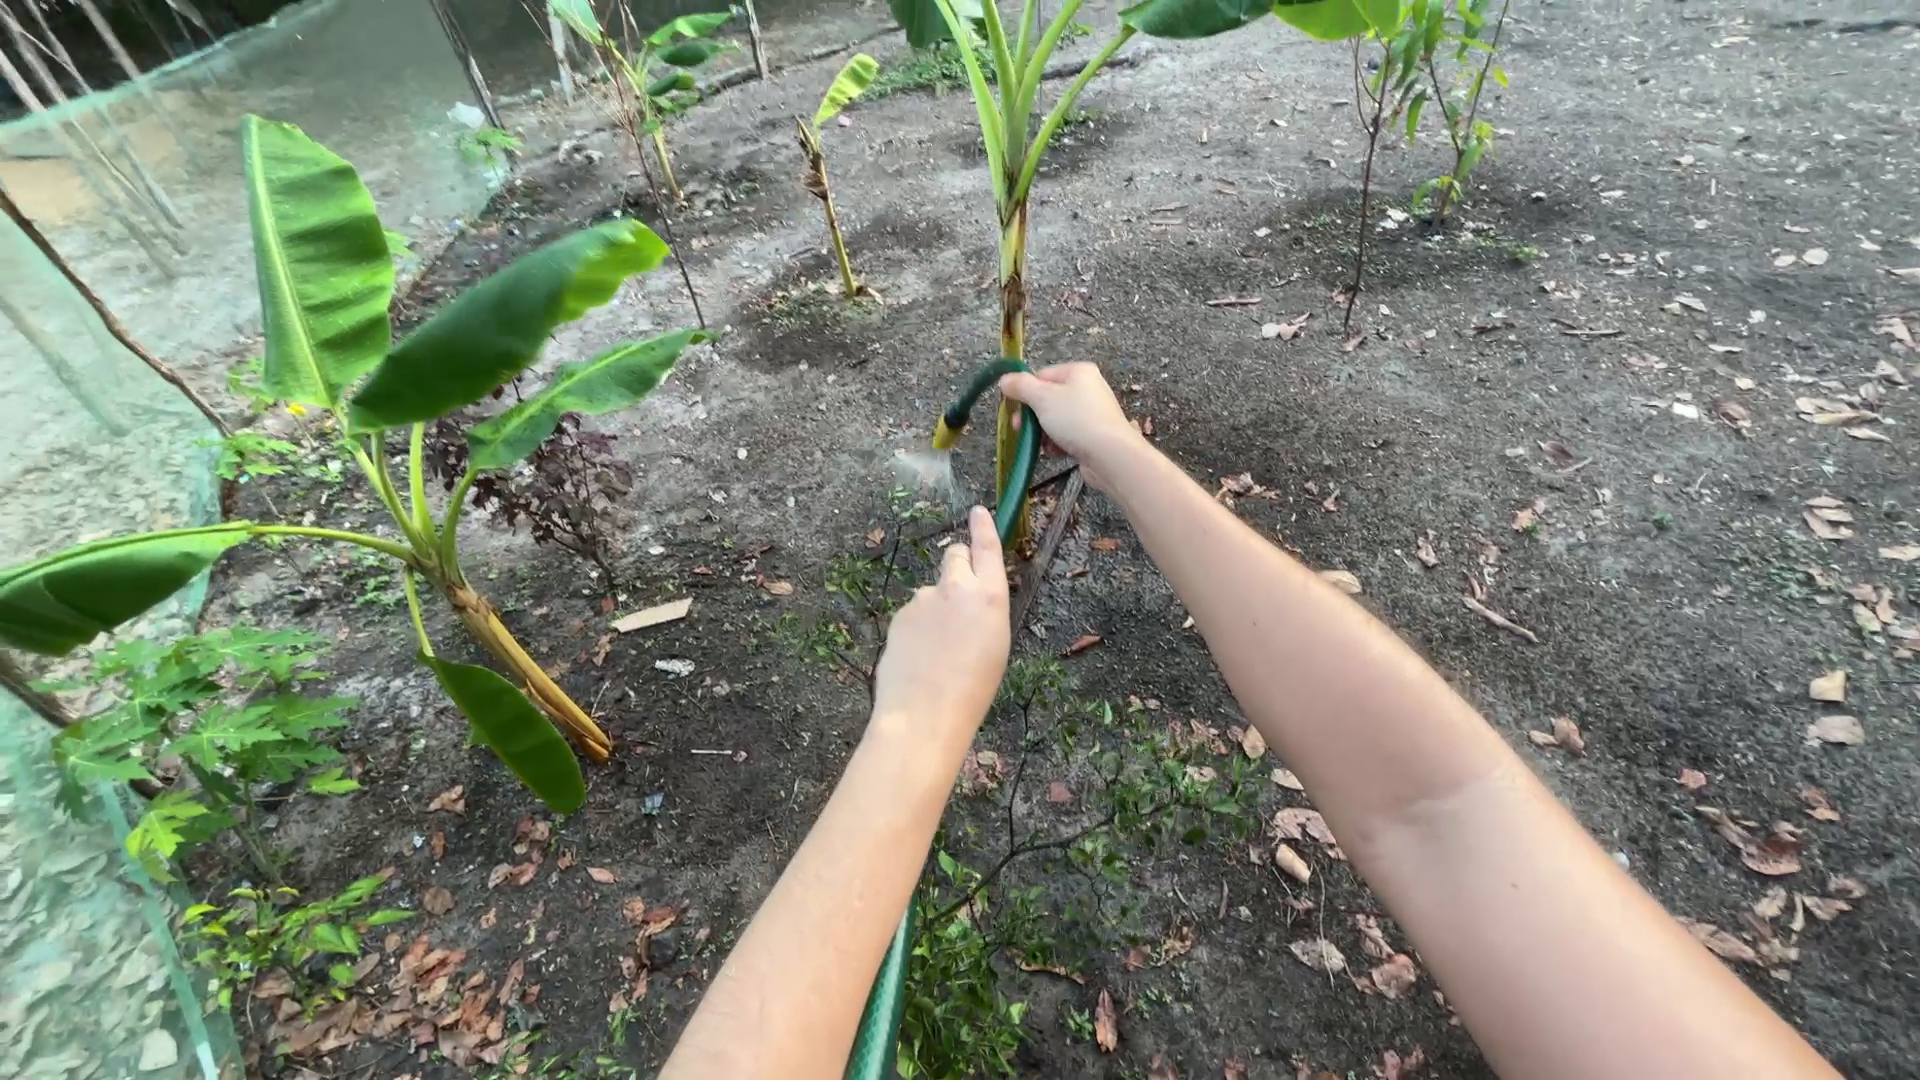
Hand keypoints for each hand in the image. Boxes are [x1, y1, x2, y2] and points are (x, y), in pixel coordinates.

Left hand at [870, 506, 1009, 749]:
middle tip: (958, 591)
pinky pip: (913, 614)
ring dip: (935, 608)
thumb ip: (983, 612)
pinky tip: (918, 659)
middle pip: (954, 556)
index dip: (983, 527)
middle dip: (957, 563)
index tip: (978, 511)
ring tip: (937, 651)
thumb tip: (969, 604)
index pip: (987, 548)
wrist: (923, 714)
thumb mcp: (995, 646)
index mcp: (990, 597)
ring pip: (931, 592)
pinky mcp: (900, 615)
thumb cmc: (972, 690)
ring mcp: (923, 599)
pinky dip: (916, 629)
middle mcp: (957, 589)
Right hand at [999, 363, 1144, 492]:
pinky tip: (1055, 452)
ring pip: (1055, 419)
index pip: (1041, 375)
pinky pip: (1067, 435)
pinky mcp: (1094, 434)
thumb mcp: (1042, 398)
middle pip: (1048, 398)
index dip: (1025, 392)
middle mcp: (1087, 388)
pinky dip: (1057, 442)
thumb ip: (1020, 386)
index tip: (1013, 409)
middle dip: (1032, 416)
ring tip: (1042, 444)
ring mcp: (1092, 412)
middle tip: (1019, 429)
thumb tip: (1004, 379)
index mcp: (1078, 372)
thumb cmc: (1076, 420)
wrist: (1109, 455)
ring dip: (1043, 432)